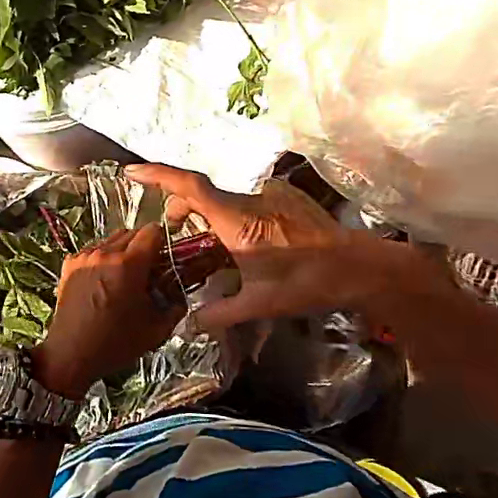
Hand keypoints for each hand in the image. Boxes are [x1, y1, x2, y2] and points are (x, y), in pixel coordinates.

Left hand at [32, 224, 179, 398]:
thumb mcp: (157, 329)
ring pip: (110, 240)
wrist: (71, 352)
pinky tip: (103, 280)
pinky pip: (92, 251)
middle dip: (144, 245)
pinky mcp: (68, 264)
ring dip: (122, 251)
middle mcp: (104, 254)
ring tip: (125, 276)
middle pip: (131, 233)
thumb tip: (179, 291)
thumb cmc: (115, 343)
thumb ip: (175, 304)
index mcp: (128, 265)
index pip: (152, 232)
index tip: (167, 254)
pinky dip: (101, 258)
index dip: (164, 240)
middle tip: (149, 268)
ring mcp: (83, 257)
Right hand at [126, 164, 444, 328]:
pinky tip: (250, 242)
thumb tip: (189, 325)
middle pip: (201, 193)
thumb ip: (220, 312)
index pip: (189, 187)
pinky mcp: (287, 197)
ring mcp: (271, 195)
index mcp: (236, 221)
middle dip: (181, 208)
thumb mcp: (261, 303)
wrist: (366, 268)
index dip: (157, 175)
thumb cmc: (309, 282)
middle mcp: (249, 200)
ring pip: (225, 199)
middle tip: (176, 233)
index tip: (132, 172)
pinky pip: (247, 201)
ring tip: (215, 245)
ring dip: (209, 215)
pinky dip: (234, 216)